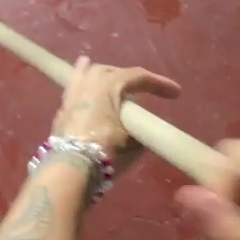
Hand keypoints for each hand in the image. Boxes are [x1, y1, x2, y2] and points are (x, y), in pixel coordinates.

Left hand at [51, 56, 181, 172]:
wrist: (71, 168)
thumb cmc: (106, 150)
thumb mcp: (134, 142)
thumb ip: (141, 131)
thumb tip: (142, 132)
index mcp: (110, 84)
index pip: (139, 76)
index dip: (159, 83)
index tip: (176, 93)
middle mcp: (90, 82)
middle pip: (112, 71)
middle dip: (129, 78)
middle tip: (143, 90)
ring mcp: (73, 93)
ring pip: (89, 74)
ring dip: (103, 76)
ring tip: (110, 74)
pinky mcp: (63, 109)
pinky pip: (74, 87)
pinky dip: (83, 84)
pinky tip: (83, 83)